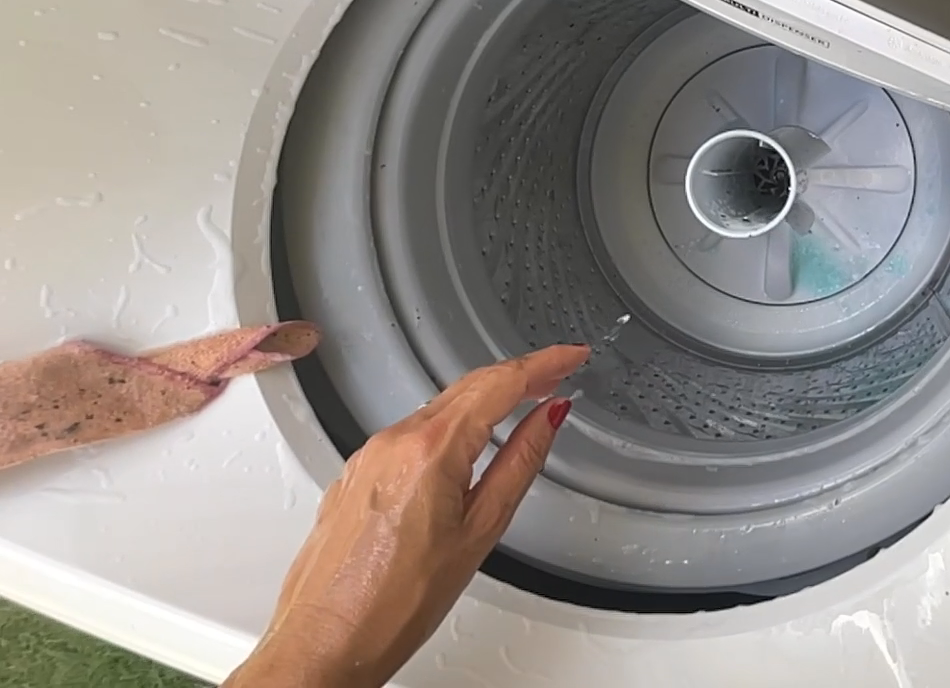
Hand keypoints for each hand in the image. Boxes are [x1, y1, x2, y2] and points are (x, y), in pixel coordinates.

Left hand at [225, 344, 588, 687]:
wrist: (317, 653)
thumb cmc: (396, 604)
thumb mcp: (483, 527)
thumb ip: (522, 459)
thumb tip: (551, 414)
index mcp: (431, 451)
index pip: (502, 384)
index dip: (546, 362)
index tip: (573, 355)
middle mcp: (394, 441)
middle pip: (472, 384)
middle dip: (522, 372)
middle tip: (561, 370)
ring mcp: (369, 455)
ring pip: (443, 402)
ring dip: (490, 392)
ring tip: (527, 396)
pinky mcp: (356, 472)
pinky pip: (416, 426)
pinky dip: (456, 416)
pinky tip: (475, 429)